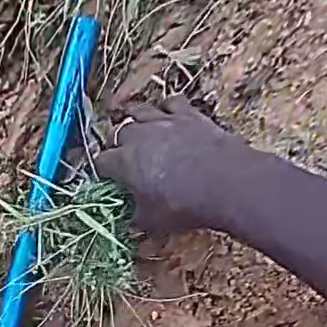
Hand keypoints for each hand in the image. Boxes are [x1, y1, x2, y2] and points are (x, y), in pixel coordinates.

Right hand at [98, 96, 251, 234]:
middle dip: (115, 143)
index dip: (102, 170)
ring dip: (135, 119)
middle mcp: (139, 135)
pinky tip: (167, 116)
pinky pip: (171, 102)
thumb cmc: (182, 205)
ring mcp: (165, 120)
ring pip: (140, 110)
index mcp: (124, 161)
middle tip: (121, 155)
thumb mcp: (151, 221)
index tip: (107, 179)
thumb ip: (136, 218)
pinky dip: (166, 108)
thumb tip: (130, 223)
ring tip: (137, 129)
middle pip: (117, 131)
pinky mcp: (189, 114)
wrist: (225, 183)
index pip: (101, 161)